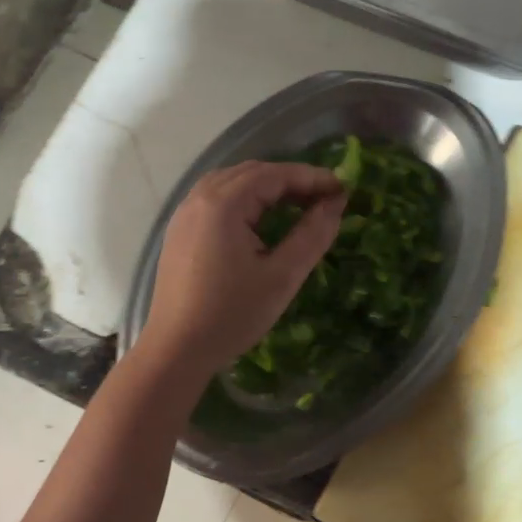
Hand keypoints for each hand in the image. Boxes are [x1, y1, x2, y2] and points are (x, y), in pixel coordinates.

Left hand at [139, 160, 346, 375]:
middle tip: (326, 199)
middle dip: (291, 180)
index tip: (343, 190)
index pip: (275, 175)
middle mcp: (200, 197)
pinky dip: (246, 200)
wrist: (177, 348)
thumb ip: (312, 236)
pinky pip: (217, 200)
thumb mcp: (282, 277)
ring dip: (268, 188)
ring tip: (298, 206)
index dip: (312, 178)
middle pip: (253, 173)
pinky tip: (262, 221)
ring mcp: (185, 213)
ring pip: (232, 183)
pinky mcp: (181, 231)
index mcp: (224, 204)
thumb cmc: (233, 314)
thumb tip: (335, 204)